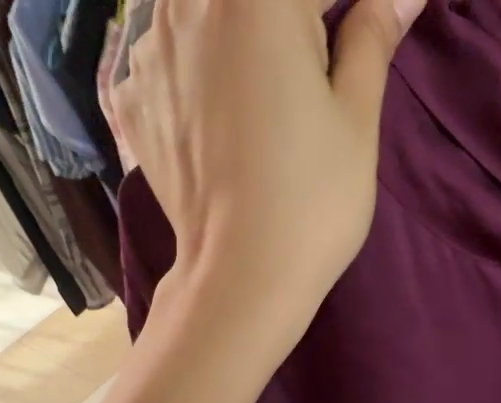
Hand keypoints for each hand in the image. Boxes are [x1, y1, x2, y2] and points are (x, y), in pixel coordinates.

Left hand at [114, 0, 425, 334]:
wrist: (242, 276)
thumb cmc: (315, 197)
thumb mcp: (357, 117)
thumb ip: (373, 37)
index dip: (344, 15)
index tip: (347, 55)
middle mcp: (187, 2)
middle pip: (250, 3)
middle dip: (289, 26)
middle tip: (312, 81)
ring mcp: (145, 46)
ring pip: (201, 13)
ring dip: (239, 38)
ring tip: (268, 100)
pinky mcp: (128, 92)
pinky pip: (168, 53)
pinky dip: (198, 67)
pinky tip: (224, 115)